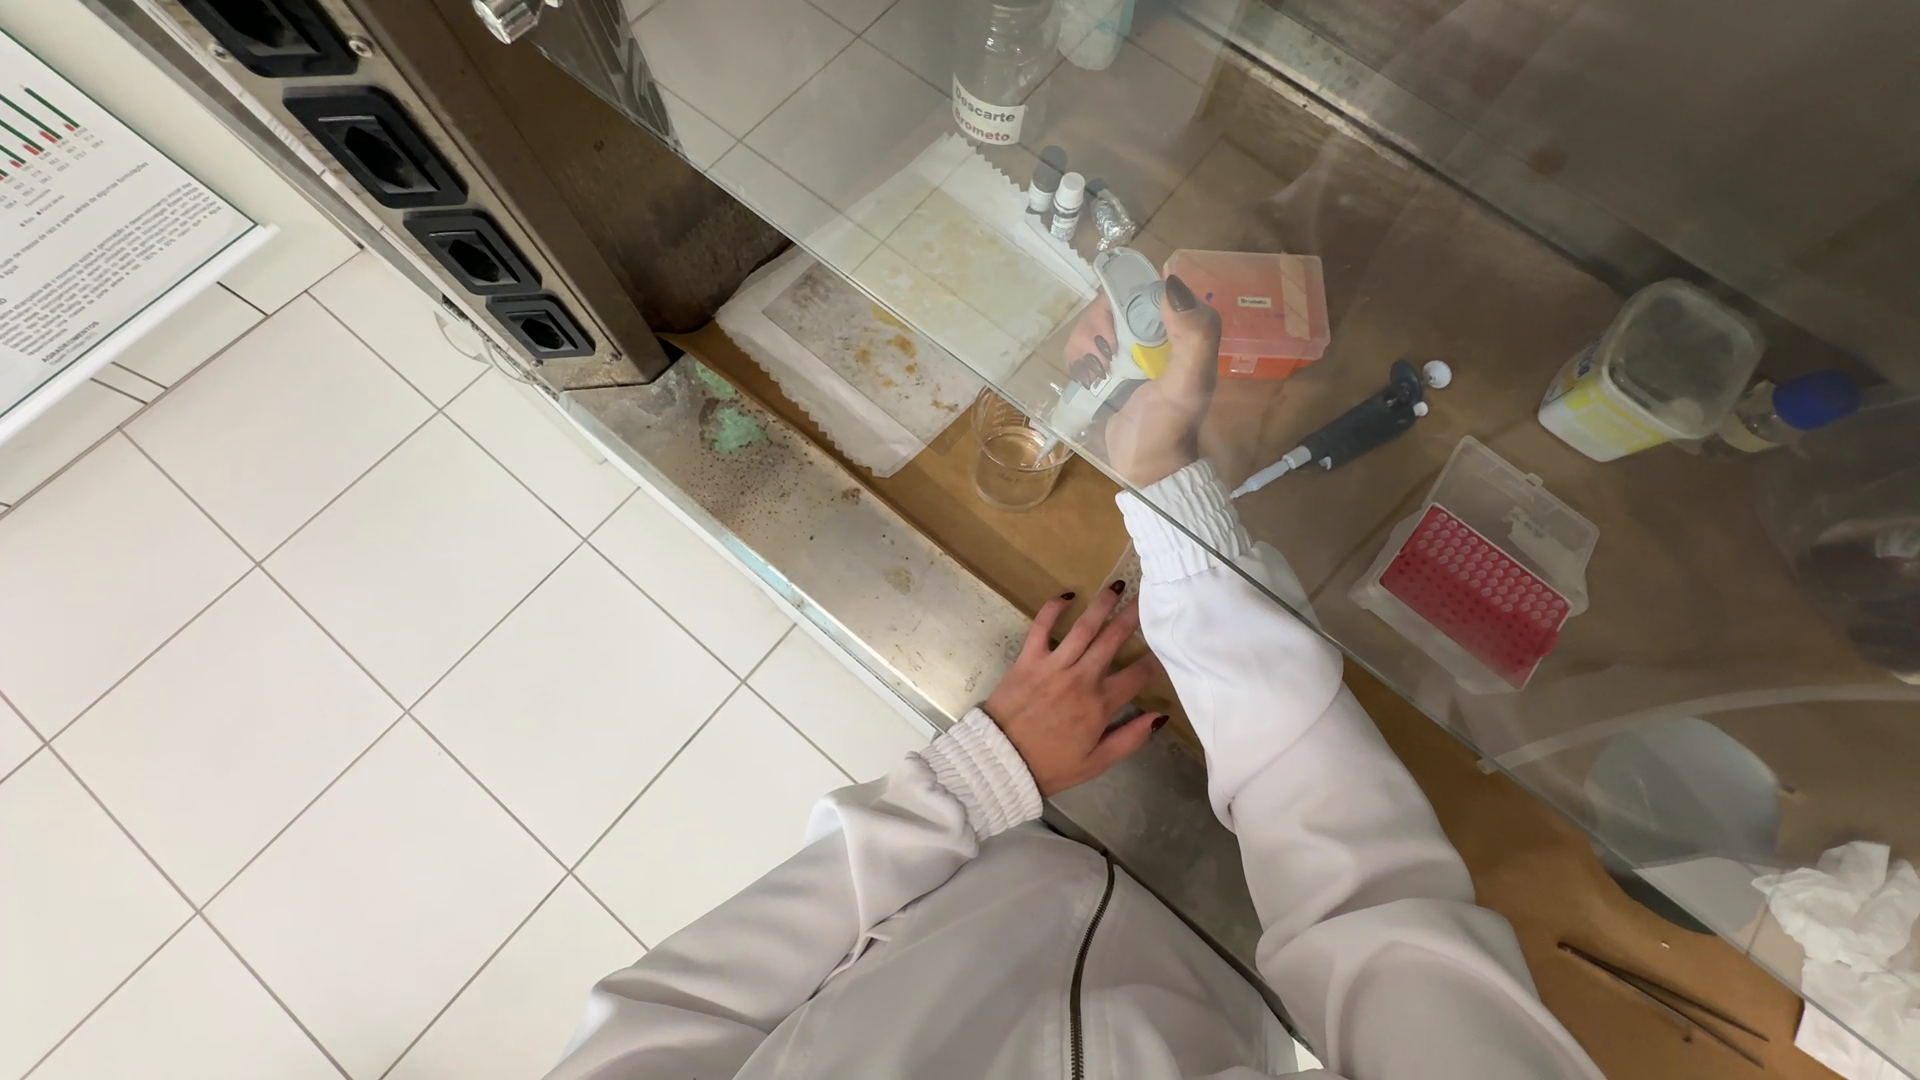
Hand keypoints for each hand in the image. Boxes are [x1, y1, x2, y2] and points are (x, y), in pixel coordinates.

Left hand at [984, 583, 1165, 795]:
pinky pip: (1041, 626)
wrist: (1000, 761)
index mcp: (1100, 704)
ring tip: (1118, 587)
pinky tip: (1067, 594)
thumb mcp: (1097, 763)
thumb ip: (1131, 739)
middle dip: (1134, 616)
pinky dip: (1053, 608)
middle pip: (1114, 639)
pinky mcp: (1028, 658)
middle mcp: (1081, 678)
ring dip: (1103, 603)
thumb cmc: (1050, 766)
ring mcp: (1054, 664)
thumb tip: (1161, 716)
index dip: (1156, 658)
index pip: (1138, 674)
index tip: (1166, 643)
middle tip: (1150, 597)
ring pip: (1084, 626)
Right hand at [1102, 274, 1220, 485]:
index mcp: (1179, 329)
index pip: (1145, 287)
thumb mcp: (1189, 383)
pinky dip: (1078, 359)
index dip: (1124, 299)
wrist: (1145, 467)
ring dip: (1086, 346)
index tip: (1119, 330)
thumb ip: (1195, 335)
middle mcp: (1152, 333)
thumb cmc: (1169, 427)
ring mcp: (1126, 350)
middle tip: (1105, 356)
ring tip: (1097, 374)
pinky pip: (1082, 345)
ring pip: (1093, 322)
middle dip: (1099, 327)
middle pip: (1112, 302)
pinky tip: (1089, 379)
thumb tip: (1170, 285)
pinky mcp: (1105, 367)